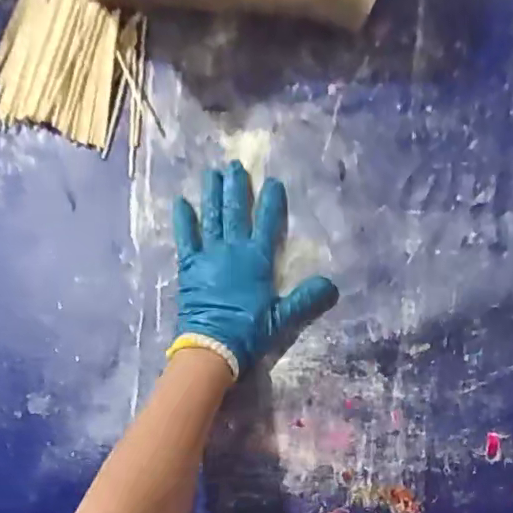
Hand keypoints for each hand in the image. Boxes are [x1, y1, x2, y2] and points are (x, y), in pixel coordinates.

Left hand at [170, 161, 337, 377]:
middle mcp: (233, 250)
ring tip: (212, 173)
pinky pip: (185, 238)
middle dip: (237, 187)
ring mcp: (208, 256)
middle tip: (235, 165)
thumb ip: (306, 299)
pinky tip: (180, 202)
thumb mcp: (282, 319)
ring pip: (211, 217)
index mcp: (258, 260)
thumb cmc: (249, 333)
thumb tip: (332, 286)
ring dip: (212, 194)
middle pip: (236, 212)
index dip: (271, 202)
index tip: (273, 182)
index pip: (267, 223)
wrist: (212, 347)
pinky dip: (183, 220)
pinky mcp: (189, 268)